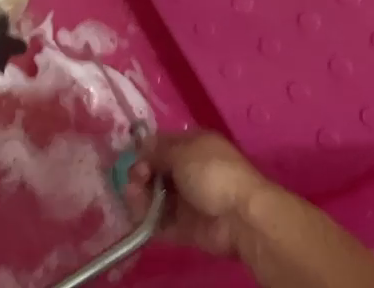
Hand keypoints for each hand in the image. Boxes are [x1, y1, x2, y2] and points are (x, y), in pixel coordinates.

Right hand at [123, 130, 270, 257]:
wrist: (239, 217)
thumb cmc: (212, 172)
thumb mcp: (182, 151)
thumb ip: (157, 151)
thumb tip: (141, 147)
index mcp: (192, 147)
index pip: (161, 146)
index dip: (145, 151)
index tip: (134, 157)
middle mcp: (188, 172)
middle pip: (155, 172)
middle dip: (140, 174)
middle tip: (136, 179)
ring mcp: (186, 202)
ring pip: (154, 198)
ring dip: (139, 197)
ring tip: (133, 196)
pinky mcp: (184, 228)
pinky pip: (160, 223)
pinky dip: (146, 220)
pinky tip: (138, 215)